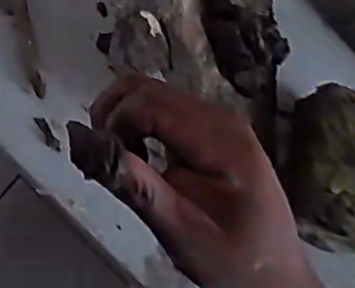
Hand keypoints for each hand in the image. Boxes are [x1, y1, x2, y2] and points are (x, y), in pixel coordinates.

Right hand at [90, 75, 319, 287]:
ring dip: (117, 113)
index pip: (147, 103)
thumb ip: (132, 183)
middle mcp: (219, 117)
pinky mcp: (203, 121)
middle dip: (111, 114)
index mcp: (224, 142)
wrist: (273, 278)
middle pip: (141, 87)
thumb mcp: (179, 230)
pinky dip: (130, 116)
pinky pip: (152, 99)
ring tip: (120, 151)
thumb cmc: (230, 259)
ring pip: (141, 87)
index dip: (116, 122)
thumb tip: (81, 139)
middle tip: (108, 153)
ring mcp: (213, 116)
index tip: (112, 159)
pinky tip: (138, 148)